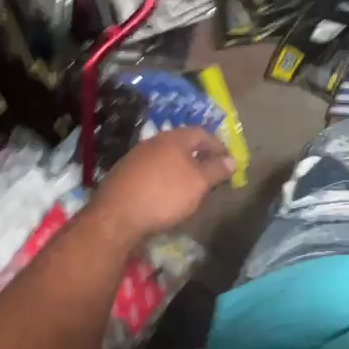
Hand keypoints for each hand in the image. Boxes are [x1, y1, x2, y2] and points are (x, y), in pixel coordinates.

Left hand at [85, 127, 234, 242]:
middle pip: (183, 144)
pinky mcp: (124, 173)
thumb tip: (231, 160)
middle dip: (200, 157)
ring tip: (190, 186)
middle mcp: (154, 141)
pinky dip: (164, 177)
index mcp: (175, 138)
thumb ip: (216, 170)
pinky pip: (152, 169)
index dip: (218, 146)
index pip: (202, 133)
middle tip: (211, 174)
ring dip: (181, 168)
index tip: (228, 163)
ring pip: (166, 157)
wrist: (117, 215)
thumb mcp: (199, 183)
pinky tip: (165, 194)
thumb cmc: (164, 195)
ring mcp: (136, 156)